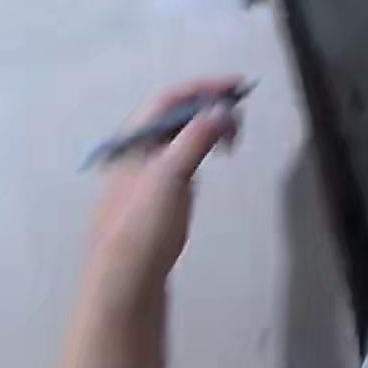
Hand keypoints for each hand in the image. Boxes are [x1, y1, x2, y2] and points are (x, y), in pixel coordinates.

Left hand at [84, 77, 243, 306]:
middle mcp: (139, 147)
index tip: (237, 86)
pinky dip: (206, 144)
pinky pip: (186, 151)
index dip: (205, 87)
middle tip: (240, 115)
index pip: (171, 98)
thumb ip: (197, 137)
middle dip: (211, 106)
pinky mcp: (160, 187)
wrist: (126, 282)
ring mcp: (149, 168)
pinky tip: (218, 155)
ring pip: (184, 132)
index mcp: (133, 138)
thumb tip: (222, 108)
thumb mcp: (170, 175)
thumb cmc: (143, 225)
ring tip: (233, 138)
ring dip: (211, 125)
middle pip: (178, 112)